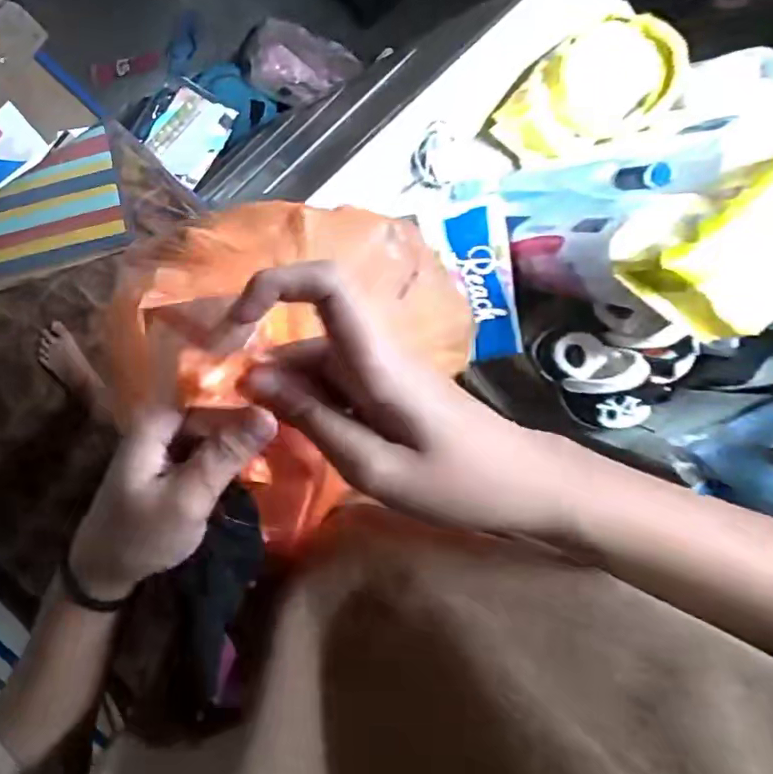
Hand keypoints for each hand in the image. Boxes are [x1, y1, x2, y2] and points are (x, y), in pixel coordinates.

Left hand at [69, 403, 278, 601]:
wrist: (104, 566)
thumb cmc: (142, 534)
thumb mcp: (189, 497)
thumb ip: (224, 455)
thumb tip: (268, 414)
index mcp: (154, 421)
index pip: (211, 394)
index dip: (249, 400)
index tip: (291, 409)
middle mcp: (154, 423)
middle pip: (211, 413)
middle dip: (247, 424)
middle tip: (296, 434)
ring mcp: (159, 444)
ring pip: (209, 433)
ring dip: (239, 444)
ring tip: (285, 448)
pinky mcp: (165, 464)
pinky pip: (201, 451)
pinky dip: (225, 460)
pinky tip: (256, 468)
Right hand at [226, 262, 588, 541]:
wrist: (537, 490)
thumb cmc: (462, 484)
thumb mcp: (374, 466)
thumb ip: (310, 420)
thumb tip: (252, 380)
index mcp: (376, 359)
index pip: (327, 284)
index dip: (274, 284)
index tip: (236, 323)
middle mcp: (370, 350)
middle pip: (297, 336)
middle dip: (258, 367)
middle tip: (236, 414)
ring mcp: (373, 366)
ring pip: (303, 363)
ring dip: (277, 392)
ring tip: (270, 438)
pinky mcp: (375, 384)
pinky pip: (320, 381)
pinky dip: (298, 403)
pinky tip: (299, 438)